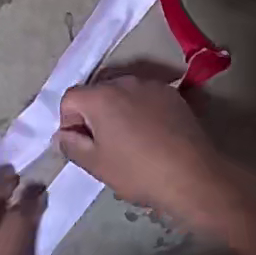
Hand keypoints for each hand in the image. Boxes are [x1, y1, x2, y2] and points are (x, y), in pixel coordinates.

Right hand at [56, 75, 255, 240]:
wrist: (192, 174)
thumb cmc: (138, 171)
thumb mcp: (96, 164)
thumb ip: (71, 145)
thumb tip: (64, 134)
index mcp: (101, 96)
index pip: (70, 98)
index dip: (69, 122)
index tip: (82, 145)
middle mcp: (126, 81)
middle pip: (97, 91)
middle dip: (93, 113)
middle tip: (103, 143)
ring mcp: (152, 85)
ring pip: (123, 92)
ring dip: (118, 110)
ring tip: (129, 140)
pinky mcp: (173, 94)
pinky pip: (146, 96)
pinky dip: (141, 109)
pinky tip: (151, 134)